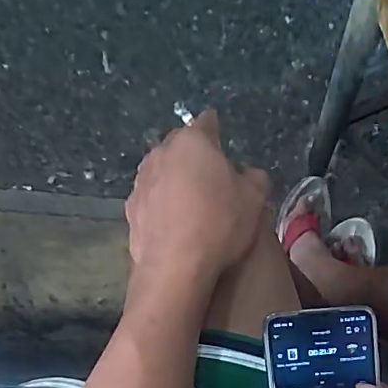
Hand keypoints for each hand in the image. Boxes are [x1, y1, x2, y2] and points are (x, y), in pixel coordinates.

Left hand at [125, 109, 270, 290]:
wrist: (176, 265)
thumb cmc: (220, 223)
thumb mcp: (255, 200)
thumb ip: (255, 179)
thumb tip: (249, 174)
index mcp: (194, 142)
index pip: (207, 123)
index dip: (217, 128)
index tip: (223, 134)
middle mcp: (161, 152)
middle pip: (182, 147)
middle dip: (196, 158)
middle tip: (215, 179)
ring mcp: (141, 180)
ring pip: (164, 173)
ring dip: (178, 182)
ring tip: (196, 206)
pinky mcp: (132, 208)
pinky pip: (154, 199)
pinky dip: (165, 206)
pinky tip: (179, 226)